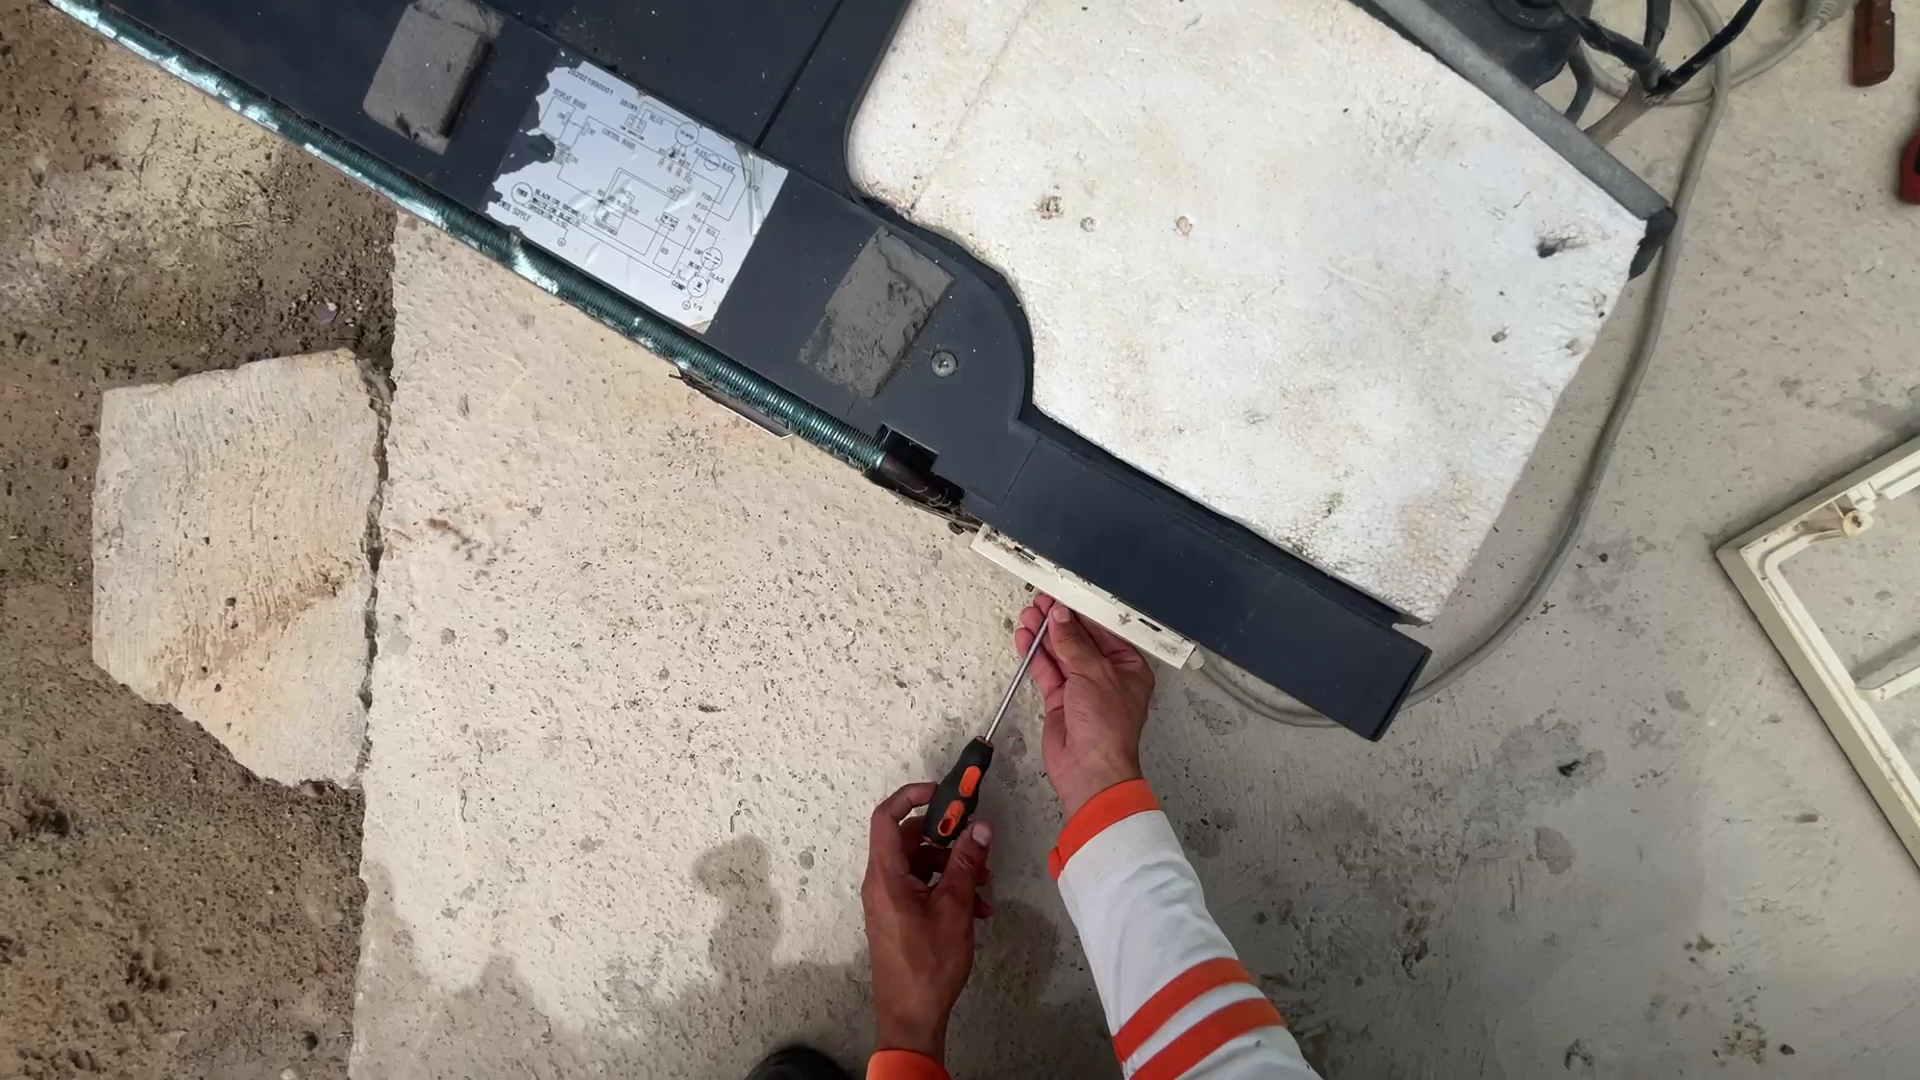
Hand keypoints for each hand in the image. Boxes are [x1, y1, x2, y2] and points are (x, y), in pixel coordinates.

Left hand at [862, 783, 993, 1060]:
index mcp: (885, 875)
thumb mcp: (954, 907)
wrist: (912, 1019)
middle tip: (974, 839)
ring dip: (954, 865)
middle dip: (945, 836)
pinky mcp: (901, 915)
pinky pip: (923, 886)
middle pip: (909, 838)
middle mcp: (882, 882)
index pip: (886, 817)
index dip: (911, 796)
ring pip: (921, 863)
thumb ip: (966, 863)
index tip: (942, 792)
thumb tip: (980, 828)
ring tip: (985, 882)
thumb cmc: (928, 964)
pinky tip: (978, 907)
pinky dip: (948, 887)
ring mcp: (891, 899)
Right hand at [1017, 596, 1155, 817]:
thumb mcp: (1094, 674)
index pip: (1103, 631)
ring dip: (1043, 635)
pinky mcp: (1060, 699)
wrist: (1089, 768)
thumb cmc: (1108, 729)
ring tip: (1028, 615)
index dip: (1082, 613)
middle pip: (1079, 639)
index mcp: (1128, 666)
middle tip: (1041, 602)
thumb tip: (1060, 617)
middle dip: (1059, 621)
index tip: (1063, 596)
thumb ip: (1073, 643)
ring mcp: (1081, 687)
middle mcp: (1106, 675)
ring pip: (1060, 653)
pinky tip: (1025, 638)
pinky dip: (1035, 655)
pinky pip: (1046, 670)